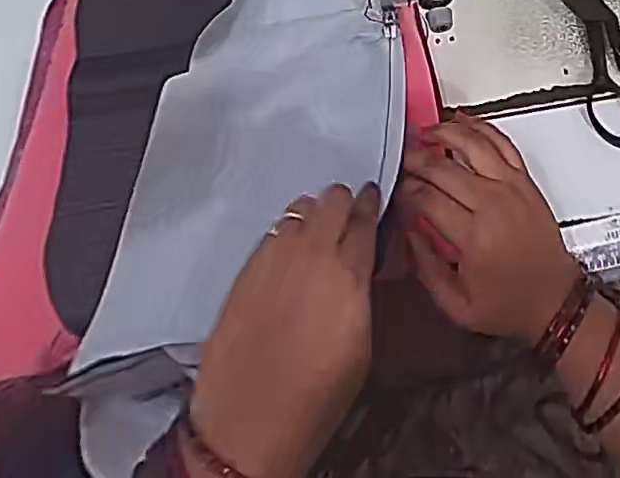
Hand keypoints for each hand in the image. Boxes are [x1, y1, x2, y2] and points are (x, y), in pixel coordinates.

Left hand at [191, 184, 380, 477]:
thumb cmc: (314, 396)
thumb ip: (360, 290)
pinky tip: (288, 257)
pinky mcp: (247, 266)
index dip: (371, 203)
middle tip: (346, 216)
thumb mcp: (361, 345)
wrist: (248, 423)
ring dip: (314, 215)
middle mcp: (312, 253)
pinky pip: (274, 229)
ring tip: (316, 236)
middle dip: (344, 202)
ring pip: (301, 206)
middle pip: (333, 198)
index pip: (365, 217)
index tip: (372, 197)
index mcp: (348, 273)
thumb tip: (359, 266)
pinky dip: (287, 233)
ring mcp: (276, 255)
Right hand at [396, 115, 582, 343]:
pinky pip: (502, 142)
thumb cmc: (510, 303)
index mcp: (474, 237)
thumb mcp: (457, 305)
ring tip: (427, 134)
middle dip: (416, 161)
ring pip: (472, 145)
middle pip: (443, 168)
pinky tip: (464, 122)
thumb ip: (426, 268)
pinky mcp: (524, 180)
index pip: (427, 198)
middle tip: (403, 162)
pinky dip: (481, 127)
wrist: (555, 302)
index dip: (406, 190)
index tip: (398, 190)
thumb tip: (409, 231)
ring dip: (444, 134)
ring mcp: (512, 188)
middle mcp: (493, 205)